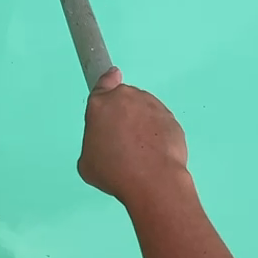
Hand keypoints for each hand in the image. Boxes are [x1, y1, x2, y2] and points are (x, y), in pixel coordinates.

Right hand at [78, 67, 189, 206]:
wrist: (151, 180)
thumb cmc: (115, 171)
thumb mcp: (87, 161)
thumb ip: (93, 143)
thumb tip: (102, 147)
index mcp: (100, 104)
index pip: (104, 81)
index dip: (108, 81)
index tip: (112, 77)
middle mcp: (126, 98)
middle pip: (124, 99)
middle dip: (123, 115)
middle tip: (121, 141)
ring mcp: (152, 106)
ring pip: (144, 111)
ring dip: (141, 125)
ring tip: (137, 152)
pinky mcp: (171, 118)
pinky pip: (161, 124)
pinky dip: (157, 135)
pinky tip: (152, 155)